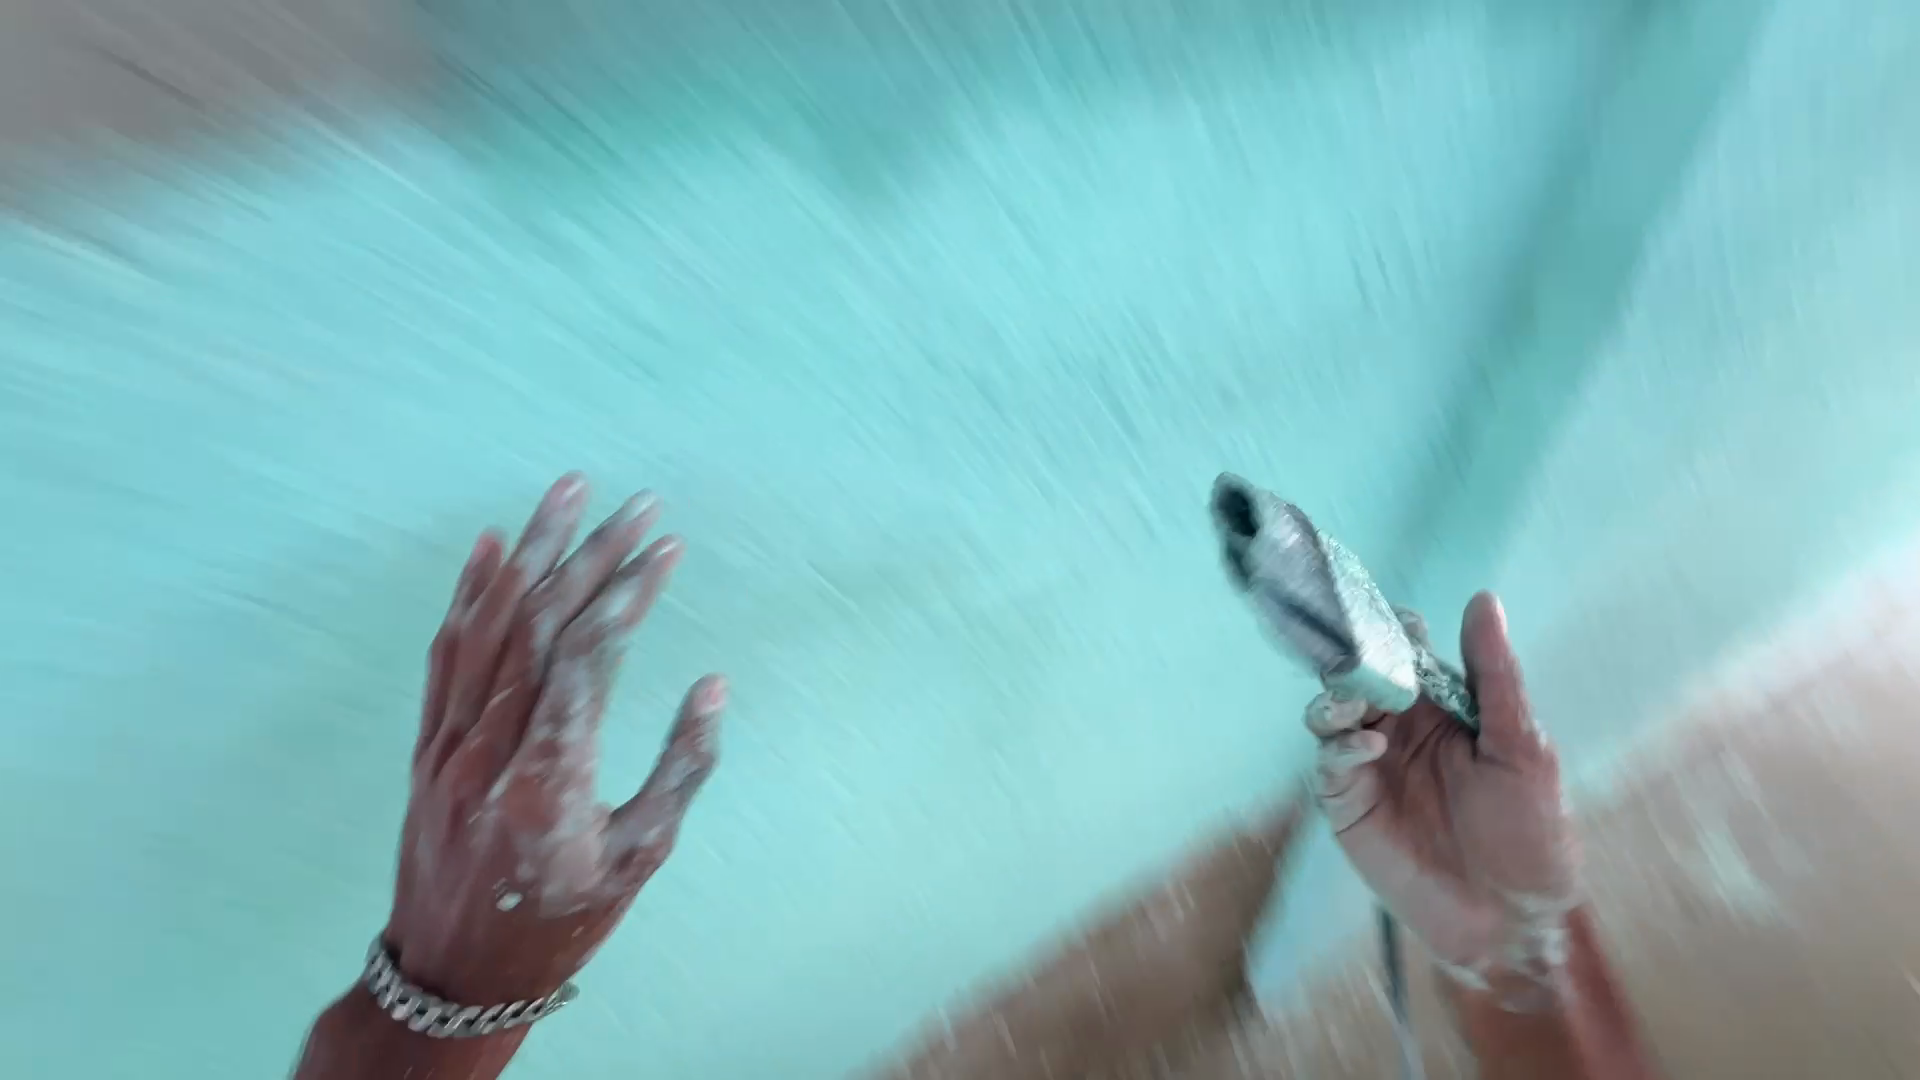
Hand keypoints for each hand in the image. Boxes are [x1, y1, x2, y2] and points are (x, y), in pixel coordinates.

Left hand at [390, 472, 725, 1005]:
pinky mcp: (430, 744)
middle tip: (637, 504)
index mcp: (550, 776)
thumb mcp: (643, 855)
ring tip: (568, 492)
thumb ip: (683, 765)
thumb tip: (712, 685)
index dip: (631, 591)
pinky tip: (489, 547)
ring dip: (533, 549)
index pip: (591, 654)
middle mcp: (491, 746)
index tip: (667, 547)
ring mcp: (450, 741)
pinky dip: (470, 593)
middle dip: (593, 552)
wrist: (451, 979)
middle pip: (543, 622)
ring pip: (492, 623)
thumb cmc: (563, 919)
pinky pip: (447, 654)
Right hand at [1305, 592, 1576, 997]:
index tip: (1387, 614)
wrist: (1507, 918)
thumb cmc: (1530, 833)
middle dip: (1352, 662)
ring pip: (1328, 711)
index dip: (1392, 631)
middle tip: (1356, 655)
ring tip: (1354, 702)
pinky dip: (1340, 746)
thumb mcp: (1522, 748)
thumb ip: (1494, 675)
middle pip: (1356, 678)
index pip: (1404, 654)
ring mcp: (1366, 762)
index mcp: (1438, 711)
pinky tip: (1368, 745)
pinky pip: (1328, 760)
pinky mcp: (1344, 798)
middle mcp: (1395, 727)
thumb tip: (1482, 599)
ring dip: (1335, 699)